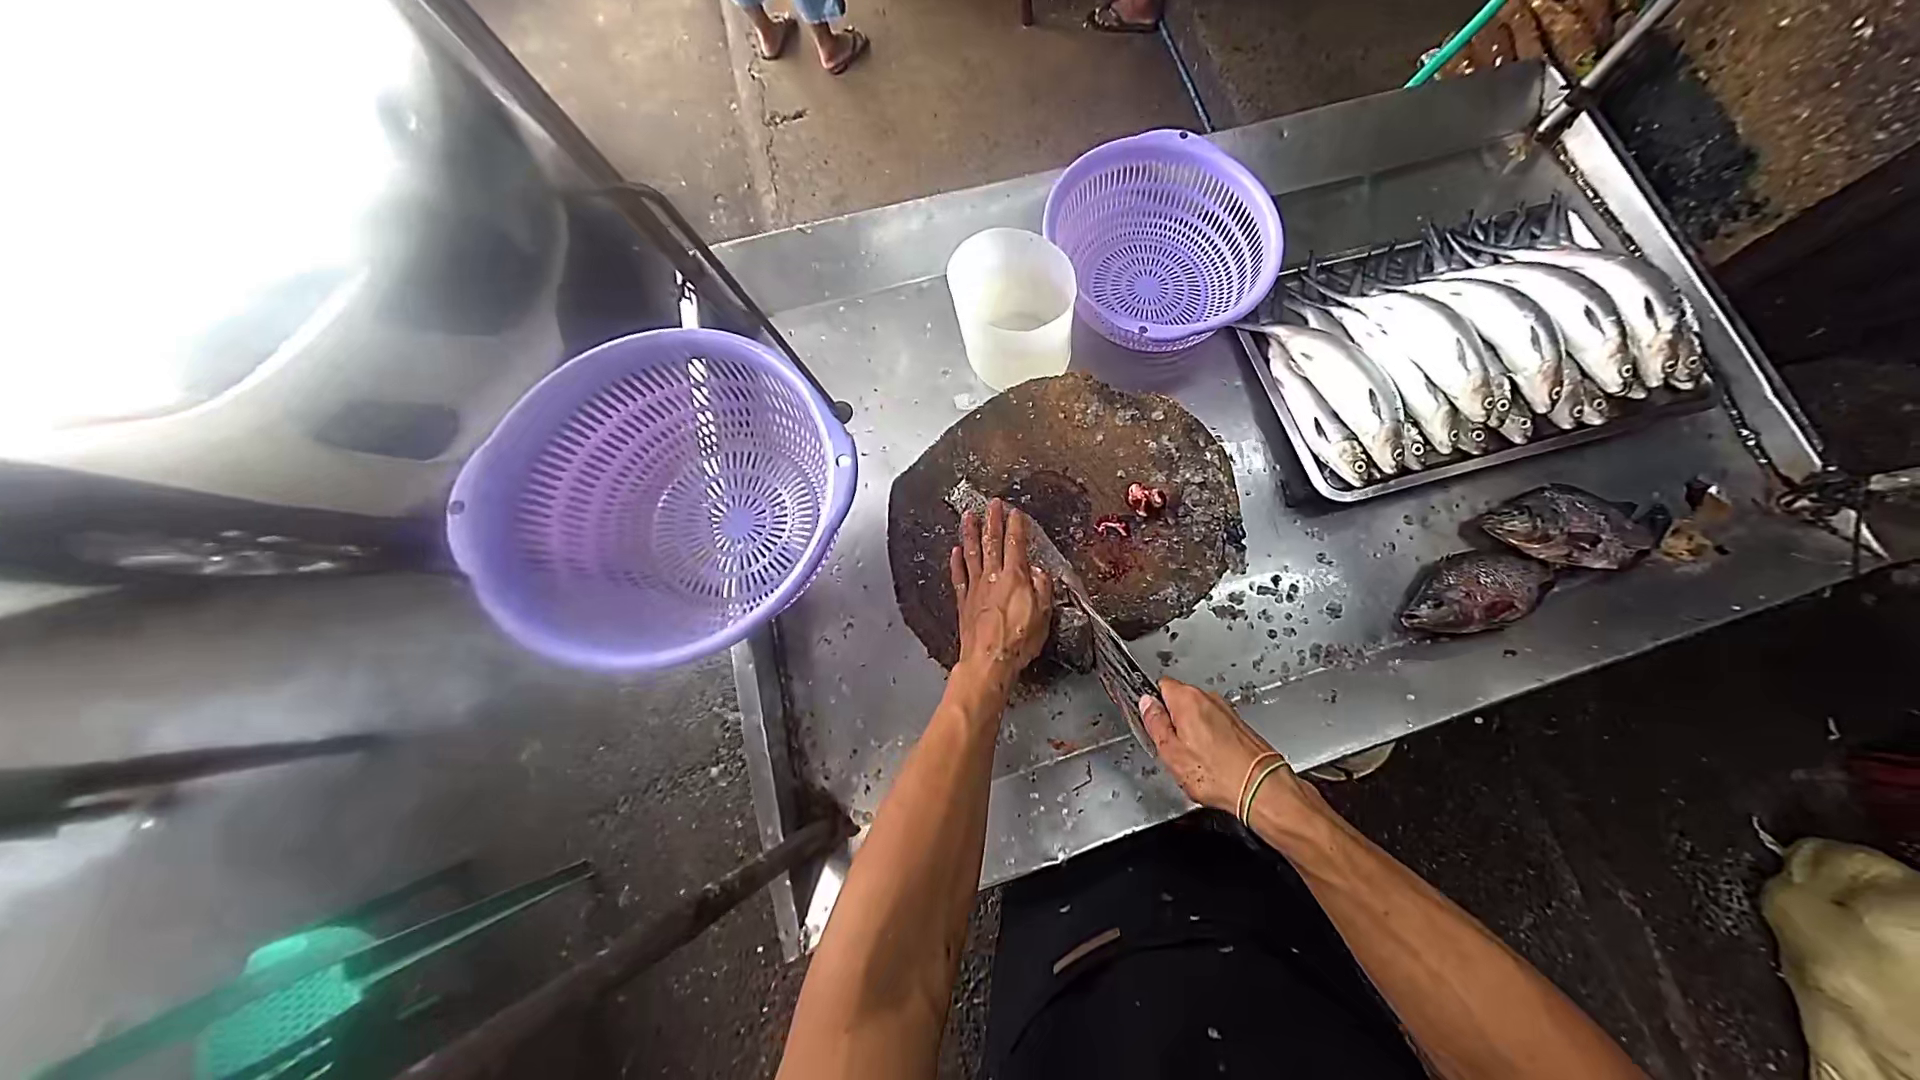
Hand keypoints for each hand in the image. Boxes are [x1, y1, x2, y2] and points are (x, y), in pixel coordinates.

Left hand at [950, 499, 1053, 685]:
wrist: (989, 660)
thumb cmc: (1018, 641)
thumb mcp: (1043, 614)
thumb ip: (1042, 589)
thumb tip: (1040, 573)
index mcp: (1015, 578)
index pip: (1016, 544)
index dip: (1016, 526)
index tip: (1015, 512)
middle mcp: (993, 578)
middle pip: (992, 542)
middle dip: (993, 520)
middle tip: (992, 504)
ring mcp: (976, 588)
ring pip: (972, 553)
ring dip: (970, 533)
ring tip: (969, 516)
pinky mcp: (965, 602)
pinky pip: (959, 577)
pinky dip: (957, 562)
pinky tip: (955, 551)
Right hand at [1140, 678, 1310, 816]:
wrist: (1261, 789)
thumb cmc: (1219, 773)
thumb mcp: (1171, 751)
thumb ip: (1155, 722)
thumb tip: (1146, 704)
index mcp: (1186, 698)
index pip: (1159, 686)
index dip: (1153, 705)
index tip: (1152, 722)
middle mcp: (1208, 698)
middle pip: (1179, 700)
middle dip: (1173, 720)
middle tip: (1173, 748)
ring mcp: (1226, 710)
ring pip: (1197, 714)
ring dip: (1192, 731)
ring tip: (1195, 760)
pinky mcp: (1239, 725)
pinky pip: (1214, 725)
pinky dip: (1210, 739)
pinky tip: (1211, 762)